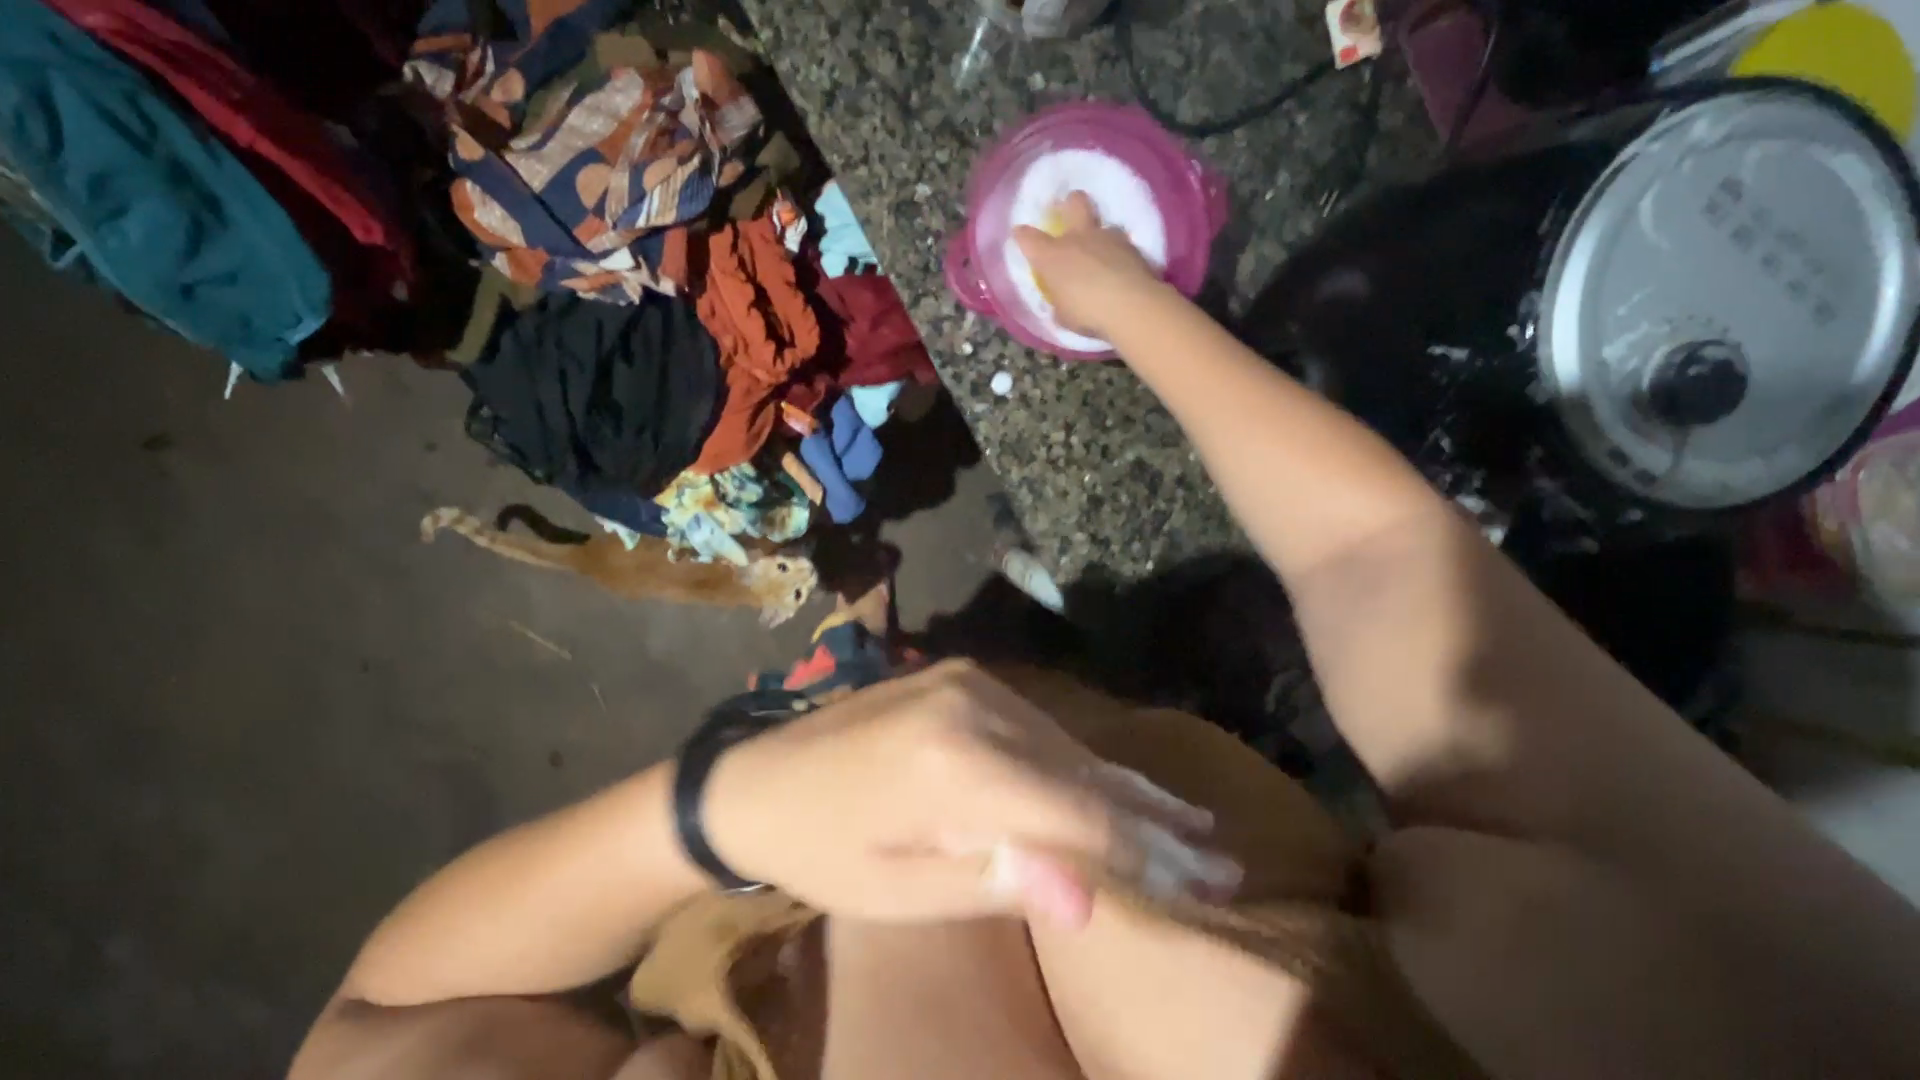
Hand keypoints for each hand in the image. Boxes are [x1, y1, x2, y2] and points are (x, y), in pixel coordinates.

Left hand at [703, 659, 1240, 927]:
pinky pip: (1038, 724)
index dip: (1147, 853)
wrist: (753, 778)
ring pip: (1067, 744)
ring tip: (1186, 824)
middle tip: (1222, 855)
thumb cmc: (821, 851)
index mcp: (957, 768)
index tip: (1211, 881)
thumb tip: (1091, 899)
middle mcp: (975, 707)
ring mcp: (968, 682)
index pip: (1079, 815)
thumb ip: (999, 882)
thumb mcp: (901, 890)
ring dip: (1123, 788)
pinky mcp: (960, 675)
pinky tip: (1113, 781)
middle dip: (1153, 821)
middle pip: (1084, 774)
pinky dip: (1077, 761)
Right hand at [1013, 191, 1168, 339]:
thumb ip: (1060, 303)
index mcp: (1052, 256)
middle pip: (1075, 203)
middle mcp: (1078, 238)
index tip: (1020, 234)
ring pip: (1104, 224)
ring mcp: (1108, 239)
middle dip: (1072, 203)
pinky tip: (1123, 269)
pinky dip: (1121, 255)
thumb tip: (1062, 301)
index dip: (1022, 235)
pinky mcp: (1133, 248)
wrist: (1129, 306)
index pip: (1028, 238)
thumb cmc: (1086, 312)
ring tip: (1104, 253)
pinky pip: (1123, 245)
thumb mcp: (1063, 315)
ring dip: (1102, 236)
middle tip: (1072, 211)